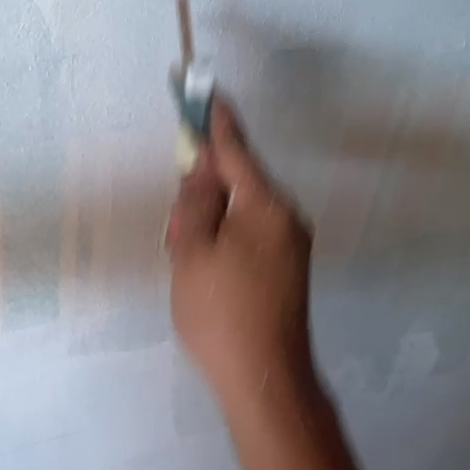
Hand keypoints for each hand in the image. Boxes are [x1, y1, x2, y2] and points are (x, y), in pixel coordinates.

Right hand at [167, 98, 317, 409]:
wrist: (265, 380)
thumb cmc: (220, 311)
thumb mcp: (192, 249)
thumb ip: (195, 200)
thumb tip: (202, 167)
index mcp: (265, 204)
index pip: (235, 148)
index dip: (213, 119)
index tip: (202, 89)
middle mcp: (286, 216)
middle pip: (238, 181)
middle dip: (203, 190)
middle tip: (178, 228)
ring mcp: (291, 244)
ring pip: (240, 210)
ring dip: (210, 220)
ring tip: (187, 258)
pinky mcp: (287, 268)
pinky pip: (250, 233)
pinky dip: (223, 238)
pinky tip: (205, 270)